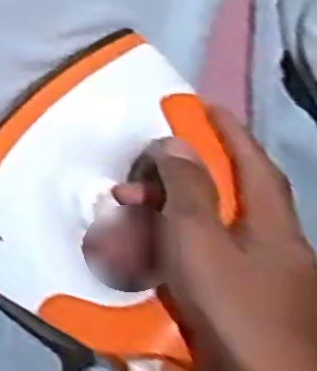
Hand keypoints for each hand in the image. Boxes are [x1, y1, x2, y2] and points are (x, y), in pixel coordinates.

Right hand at [117, 108, 316, 370]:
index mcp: (276, 230)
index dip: (232, 136)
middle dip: (173, 180)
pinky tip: (148, 249)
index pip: (256, 171)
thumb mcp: (197, 236)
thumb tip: (177, 143)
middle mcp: (279, 247)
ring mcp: (266, 274)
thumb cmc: (230, 297)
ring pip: (209, 224)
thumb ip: (185, 187)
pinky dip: (173, 239)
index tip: (206, 107)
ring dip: (165, 213)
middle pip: (225, 198)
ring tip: (126, 218)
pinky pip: (205, 250)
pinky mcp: (247, 293)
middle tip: (131, 181)